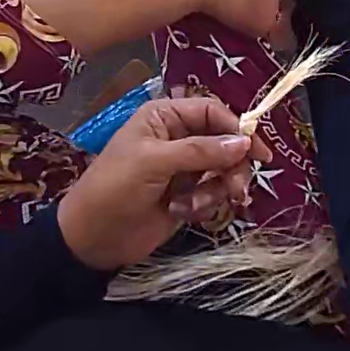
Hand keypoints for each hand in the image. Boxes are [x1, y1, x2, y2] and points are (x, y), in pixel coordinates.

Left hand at [56, 96, 271, 270]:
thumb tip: (244, 142)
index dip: (236, 128)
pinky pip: (214, 192)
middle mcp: (178, 136)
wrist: (92, 239)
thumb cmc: (115, 188)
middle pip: (224, 141)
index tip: (257, 151)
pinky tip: (183, 212)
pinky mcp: (188, 194)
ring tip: (195, 206)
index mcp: (165, 116)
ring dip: (217, 189)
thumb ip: (200, 151)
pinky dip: (205, 203)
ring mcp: (184, 167)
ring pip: (224, 169)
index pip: (211, 111)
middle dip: (232, 165)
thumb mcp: (154, 162)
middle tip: (238, 189)